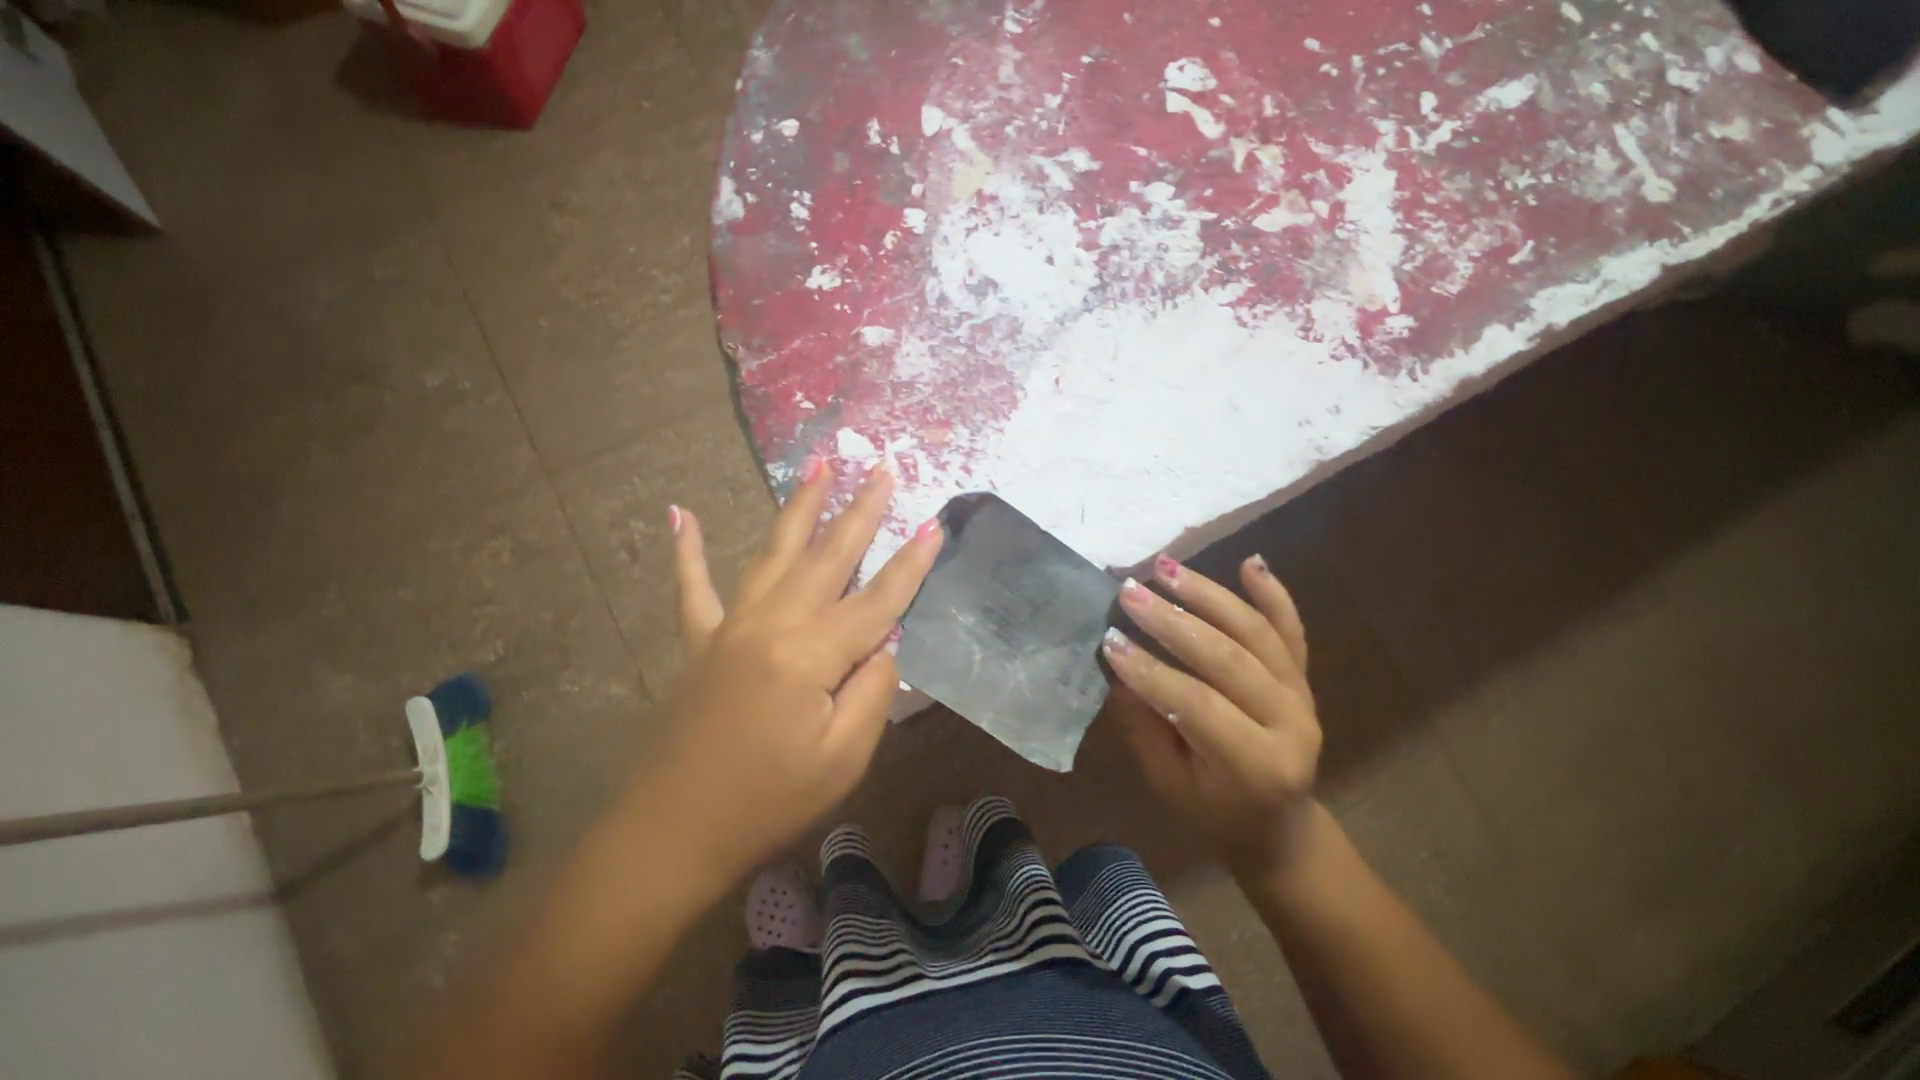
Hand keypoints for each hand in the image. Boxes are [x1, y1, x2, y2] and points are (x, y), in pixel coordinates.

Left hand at [656, 459, 942, 882]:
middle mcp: (770, 623)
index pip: (876, 599)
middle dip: (858, 511)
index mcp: (811, 654)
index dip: (910, 564)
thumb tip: (885, 641)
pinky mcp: (698, 643)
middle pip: (827, 557)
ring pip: (772, 554)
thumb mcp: (842, 759)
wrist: (673, 831)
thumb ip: (872, 692)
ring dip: (798, 508)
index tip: (936, 522)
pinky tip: (682, 513)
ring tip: (817, 464)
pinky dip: (687, 550)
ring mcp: (729, 628)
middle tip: (880, 466)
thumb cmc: (768, 802)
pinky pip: (692, 588)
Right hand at [1101, 553, 1321, 877]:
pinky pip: (1290, 628)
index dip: (1151, 672)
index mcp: (1256, 764)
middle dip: (1173, 622)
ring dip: (1208, 594)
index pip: (1198, 704)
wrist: (1279, 825)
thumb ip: (1145, 726)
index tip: (1109, 641)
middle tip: (1129, 593)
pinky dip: (1272, 592)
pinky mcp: (1304, 676)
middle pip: (1229, 659)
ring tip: (1165, 567)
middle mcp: (1289, 723)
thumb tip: (1119, 668)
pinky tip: (1248, 562)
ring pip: (1256, 632)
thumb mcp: (1168, 782)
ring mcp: (1302, 694)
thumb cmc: (1214, 812)